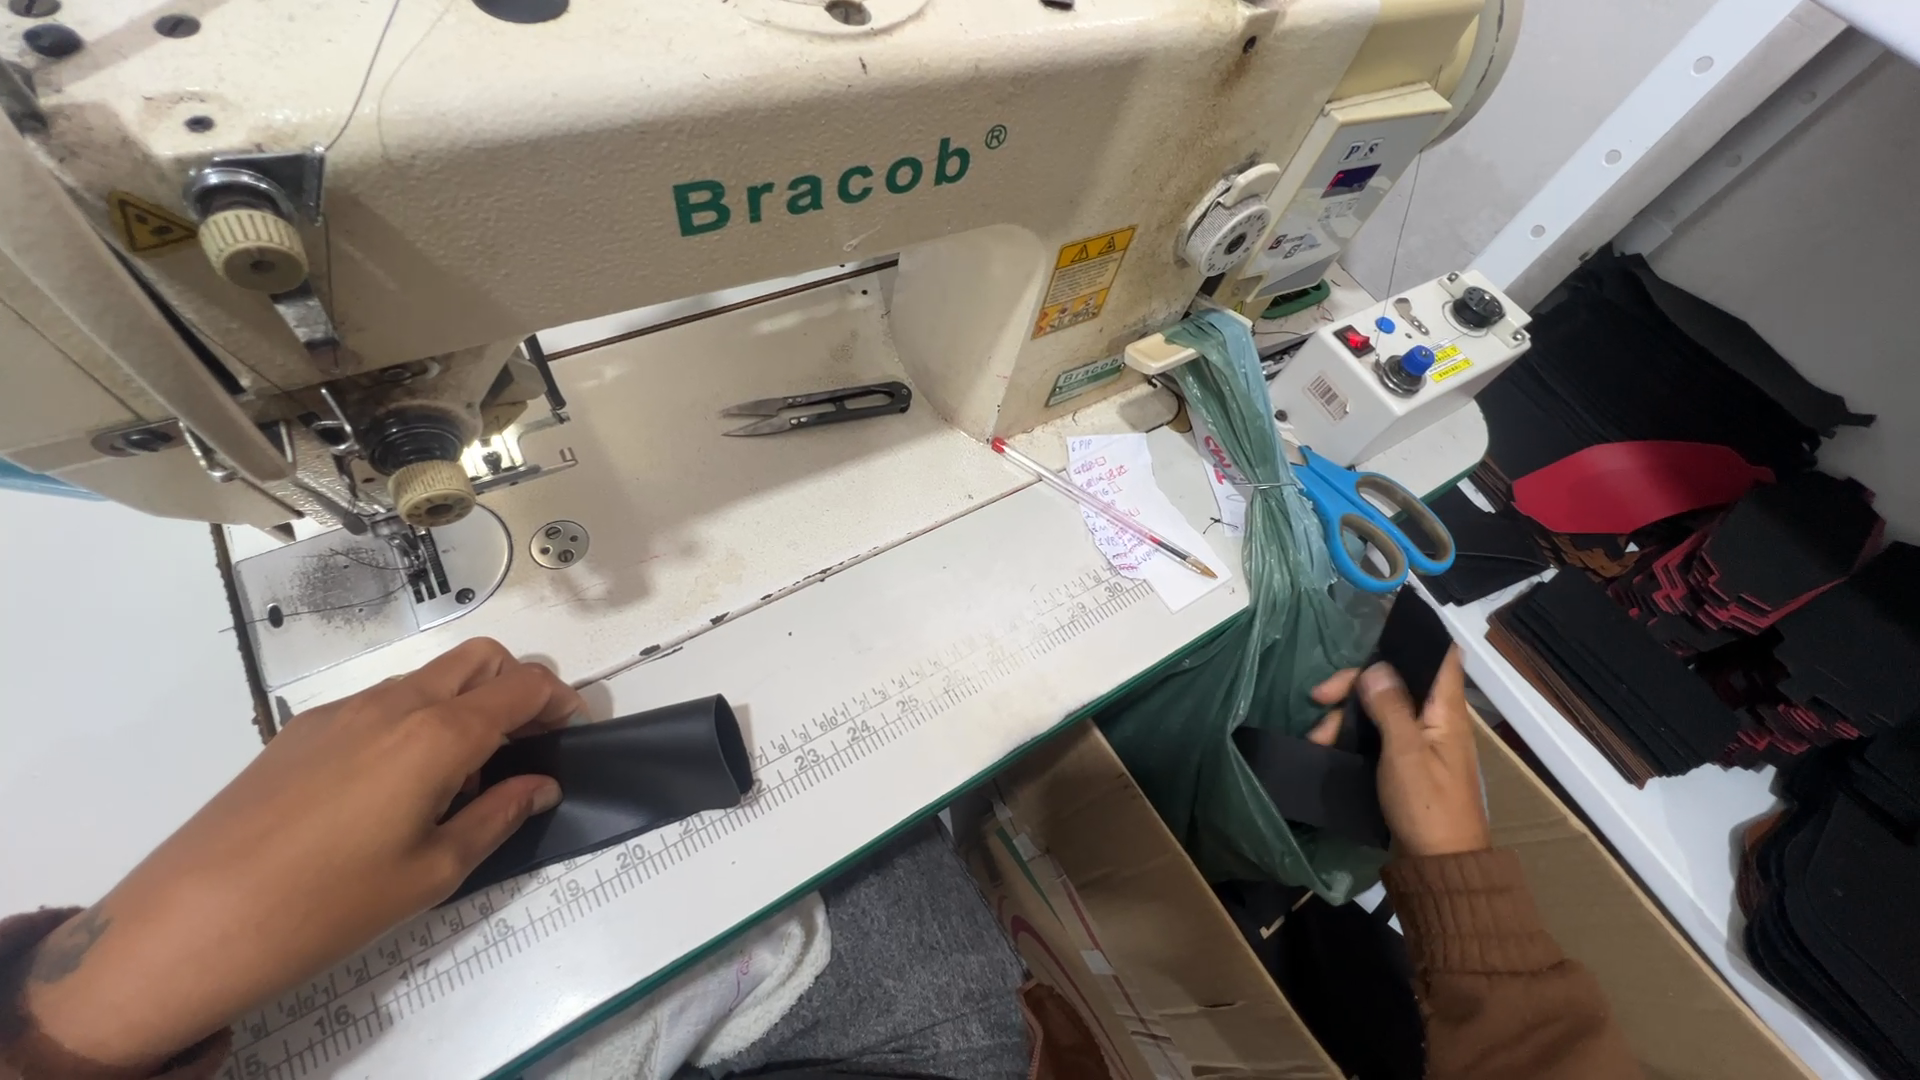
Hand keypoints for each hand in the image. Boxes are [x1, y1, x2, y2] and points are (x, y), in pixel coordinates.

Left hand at [23, 638, 582, 1068]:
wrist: (177, 932)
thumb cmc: (327, 906)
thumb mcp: (435, 871)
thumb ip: (501, 814)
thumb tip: (541, 784)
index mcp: (439, 734)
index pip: (525, 685)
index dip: (561, 700)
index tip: (571, 731)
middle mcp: (397, 704)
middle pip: (483, 657)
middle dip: (518, 685)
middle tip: (523, 741)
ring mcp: (344, 711)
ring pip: (432, 675)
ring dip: (468, 700)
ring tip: (459, 771)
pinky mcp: (302, 729)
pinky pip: (385, 700)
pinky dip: (418, 716)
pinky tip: (395, 783)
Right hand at [1307, 647, 1490, 857]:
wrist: (1439, 866)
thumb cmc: (1427, 806)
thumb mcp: (1405, 753)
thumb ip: (1391, 707)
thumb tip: (1375, 667)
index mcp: (1445, 713)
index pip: (1441, 660)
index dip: (1418, 638)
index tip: (1381, 626)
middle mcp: (1435, 721)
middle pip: (1392, 682)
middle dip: (1353, 685)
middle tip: (1318, 697)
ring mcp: (1419, 742)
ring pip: (1377, 708)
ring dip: (1344, 716)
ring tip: (1319, 739)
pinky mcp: (1404, 761)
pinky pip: (1374, 733)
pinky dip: (1350, 734)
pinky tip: (1327, 746)